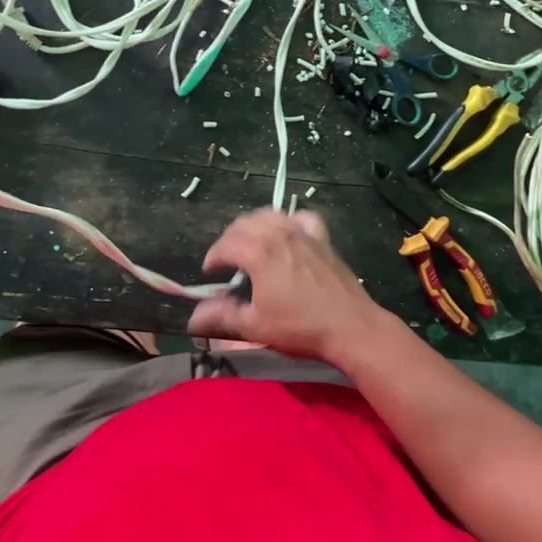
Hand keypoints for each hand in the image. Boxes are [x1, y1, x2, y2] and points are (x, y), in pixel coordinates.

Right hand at [187, 209, 394, 361]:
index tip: (210, 272)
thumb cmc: (299, 326)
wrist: (349, 325)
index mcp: (259, 252)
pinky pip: (302, 218)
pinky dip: (289, 221)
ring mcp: (303, 233)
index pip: (226, 245)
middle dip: (229, 239)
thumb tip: (193, 318)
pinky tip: (287, 232)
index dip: (213, 256)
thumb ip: (222, 316)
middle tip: (226, 260)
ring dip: (254, 225)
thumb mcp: (255, 326)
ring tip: (250, 244)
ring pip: (270, 215)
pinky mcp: (322, 238)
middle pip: (244, 224)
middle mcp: (279, 234)